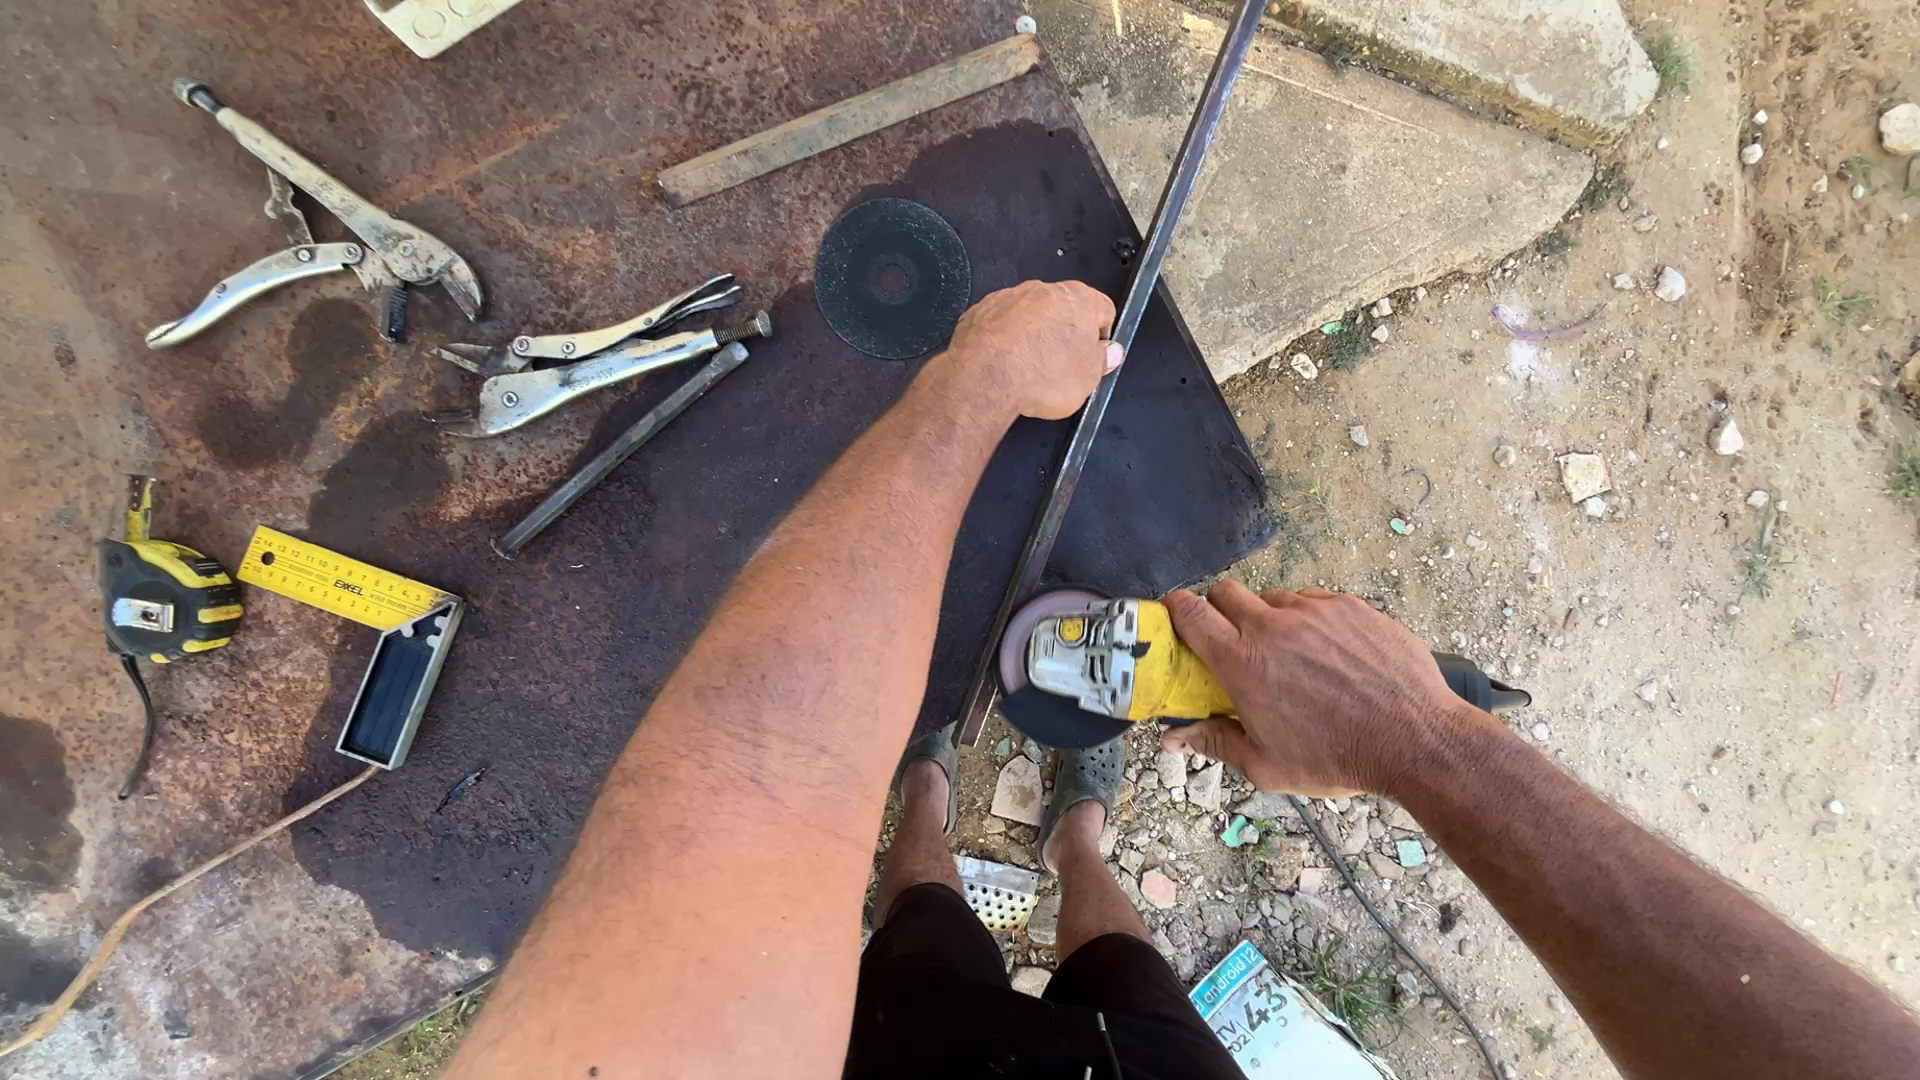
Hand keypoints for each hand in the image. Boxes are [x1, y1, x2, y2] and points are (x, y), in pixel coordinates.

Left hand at [942, 280, 1121, 419]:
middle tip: (1062, 366)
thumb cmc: (1036, 374)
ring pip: (1029, 315)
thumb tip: (1110, 354)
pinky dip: (1005, 340)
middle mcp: (1043, 290)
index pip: (1103, 309)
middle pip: (1064, 310)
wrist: (985, 378)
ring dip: (1032, 336)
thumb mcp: (1088, 378)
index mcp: (1079, 298)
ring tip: (1030, 368)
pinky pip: (1001, 324)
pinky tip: (1006, 365)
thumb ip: (1103, 360)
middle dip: (1064, 336)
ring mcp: (1010, 298)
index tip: (1095, 355)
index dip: (1101, 336)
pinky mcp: (982, 311)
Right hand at [1159, 580, 1495, 797]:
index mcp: (1243, 663)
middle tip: (1233, 637)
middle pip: (1225, 591)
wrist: (1418, 742)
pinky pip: (1313, 600)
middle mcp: (1272, 628)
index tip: (1176, 613)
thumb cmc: (1337, 759)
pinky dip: (1308, 618)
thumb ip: (1215, 742)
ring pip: (1272, 596)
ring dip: (1267, 616)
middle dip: (1219, 608)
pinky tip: (1326, 649)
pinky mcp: (1349, 606)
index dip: (1176, 607)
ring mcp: (1313, 612)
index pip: (1191, 613)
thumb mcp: (1267, 764)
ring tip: (1289, 649)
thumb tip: (1171, 740)